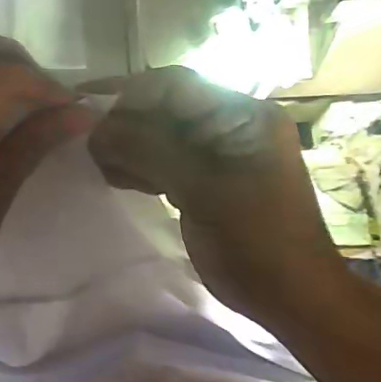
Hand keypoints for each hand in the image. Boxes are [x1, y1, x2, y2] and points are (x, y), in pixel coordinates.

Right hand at [84, 67, 345, 311]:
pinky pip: (164, 160)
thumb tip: (97, 130)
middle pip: (163, 108)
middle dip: (126, 124)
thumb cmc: (256, 238)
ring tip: (106, 170)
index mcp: (241, 115)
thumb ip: (149, 150)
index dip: (130, 93)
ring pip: (159, 135)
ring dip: (129, 148)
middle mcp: (229, 125)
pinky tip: (123, 182)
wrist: (291, 296)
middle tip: (95, 151)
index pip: (176, 85)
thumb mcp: (203, 188)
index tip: (89, 109)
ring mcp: (217, 153)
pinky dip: (140, 167)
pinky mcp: (205, 179)